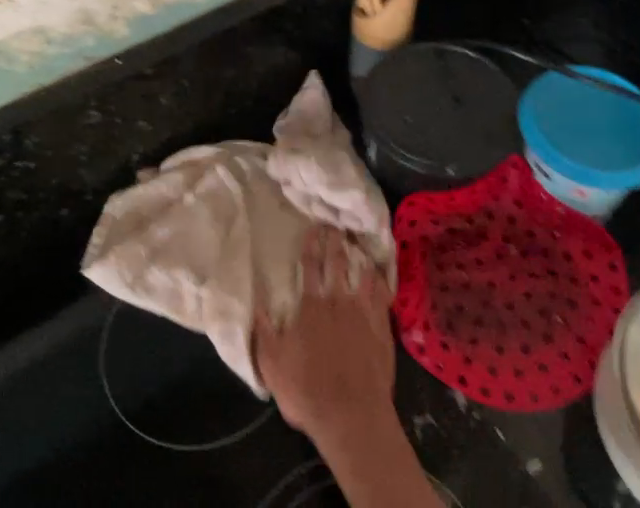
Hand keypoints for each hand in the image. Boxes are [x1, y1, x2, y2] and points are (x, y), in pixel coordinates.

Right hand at [254, 225, 395, 441]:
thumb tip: (257, 299)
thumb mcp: (271, 363)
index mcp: (310, 307)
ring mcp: (363, 314)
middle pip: (337, 264)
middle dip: (336, 242)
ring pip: (363, 275)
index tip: (313, 228)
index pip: (310, 267)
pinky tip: (380, 275)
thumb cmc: (305, 390)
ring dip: (360, 256)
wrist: (350, 414)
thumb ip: (263, 328)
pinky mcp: (383, 328)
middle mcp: (338, 302)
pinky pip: (382, 297)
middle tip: (337, 224)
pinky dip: (380, 282)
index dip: (311, 245)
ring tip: (360, 241)